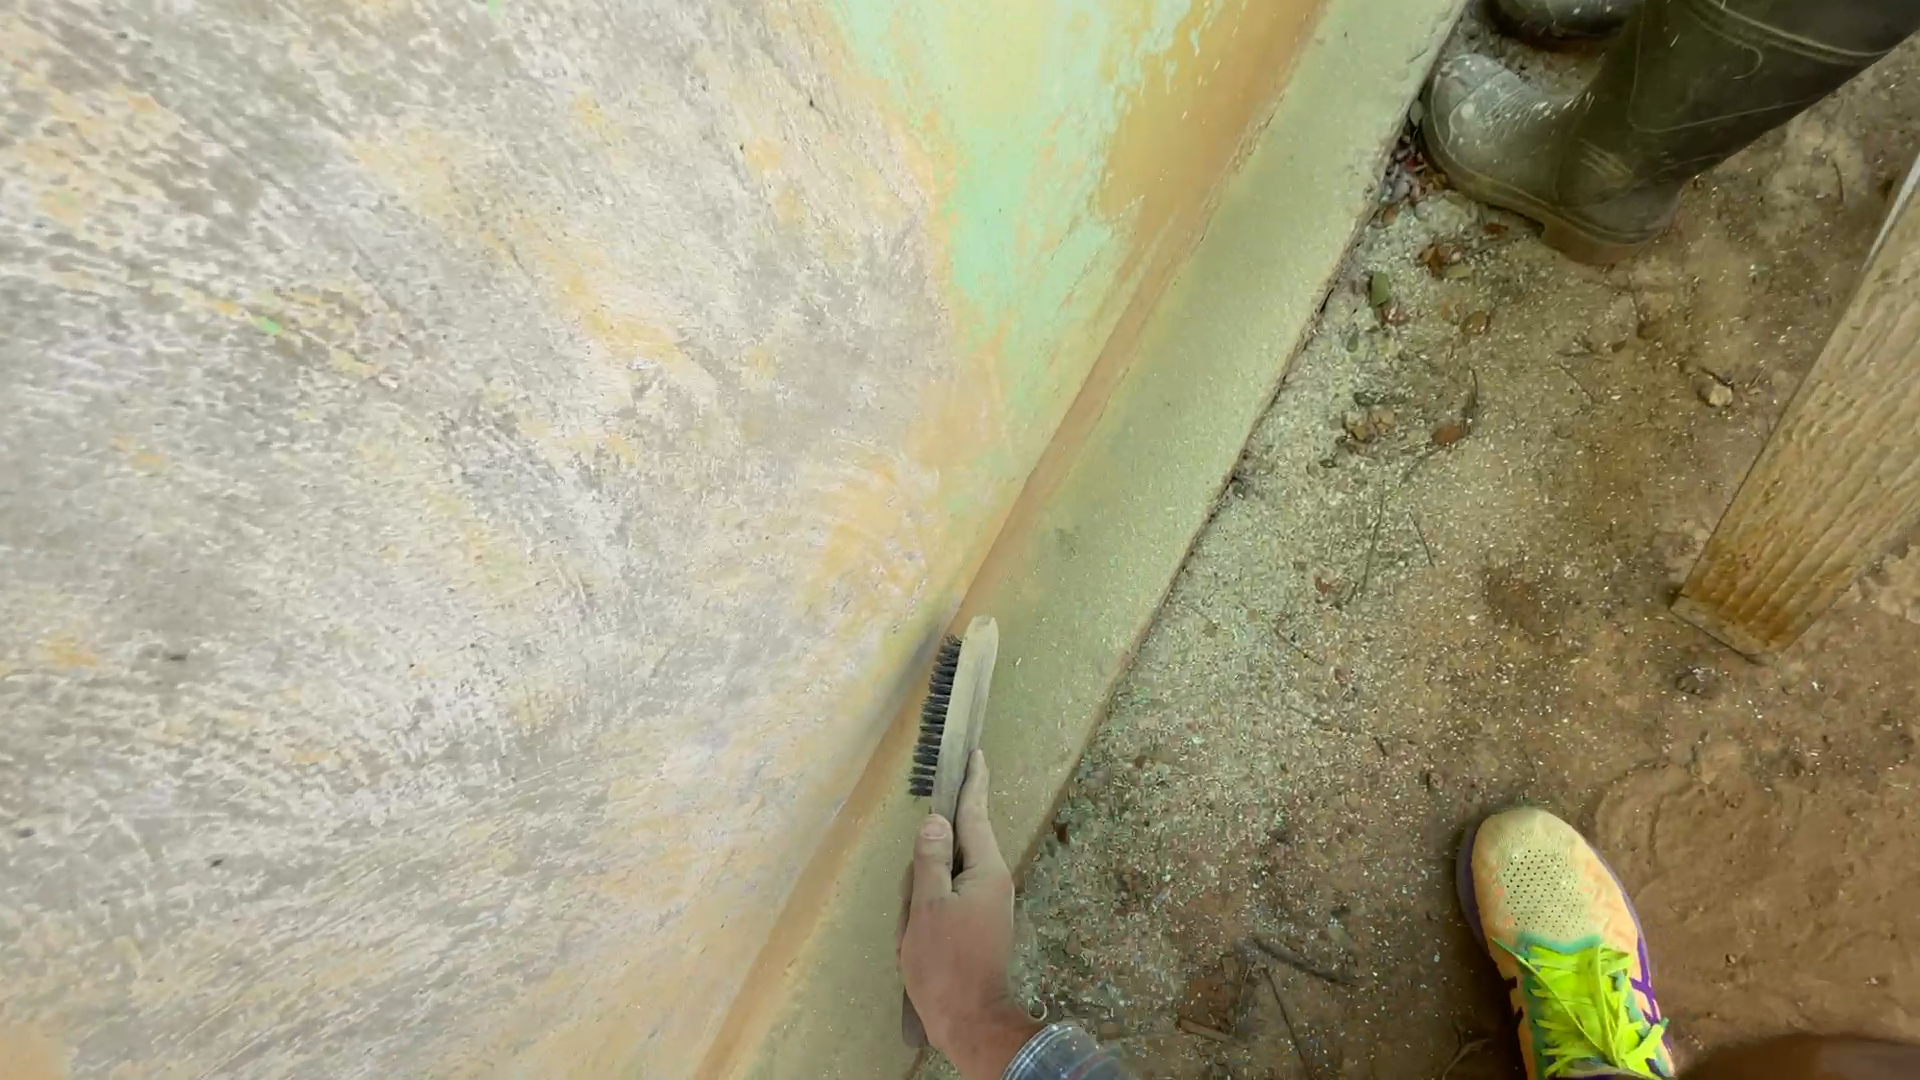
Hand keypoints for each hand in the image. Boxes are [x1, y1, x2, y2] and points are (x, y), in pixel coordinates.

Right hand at [897, 750, 1041, 1077]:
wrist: (969, 1024)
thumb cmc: (946, 964)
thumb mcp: (927, 907)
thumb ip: (930, 859)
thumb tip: (936, 820)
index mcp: (986, 870)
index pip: (976, 814)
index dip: (973, 782)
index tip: (976, 753)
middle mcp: (992, 881)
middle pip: (956, 846)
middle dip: (928, 863)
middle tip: (914, 900)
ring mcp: (986, 904)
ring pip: (946, 876)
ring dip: (923, 895)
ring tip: (915, 932)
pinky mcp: (977, 924)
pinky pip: (947, 899)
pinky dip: (928, 909)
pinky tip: (918, 936)